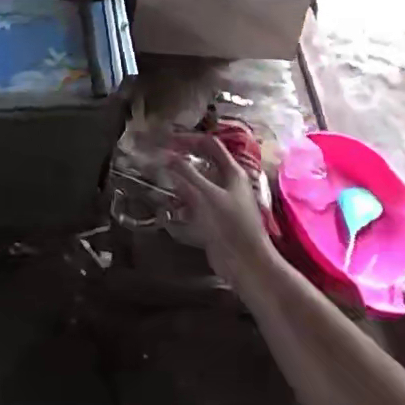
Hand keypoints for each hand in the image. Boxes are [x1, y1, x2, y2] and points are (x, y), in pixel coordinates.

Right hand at [167, 133, 274, 281]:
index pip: (209, 145)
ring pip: (195, 186)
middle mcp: (227, 184)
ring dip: (177, 184)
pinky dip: (180, 205)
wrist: (247, 265)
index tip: (166, 141)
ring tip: (158, 185)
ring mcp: (220, 202)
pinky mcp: (213, 220)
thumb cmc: (231, 225)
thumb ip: (185, 173)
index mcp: (232, 172)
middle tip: (157, 161)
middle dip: (179, 163)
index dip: (188, 139)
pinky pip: (193, 206)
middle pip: (201, 165)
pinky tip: (167, 209)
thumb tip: (165, 155)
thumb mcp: (206, 195)